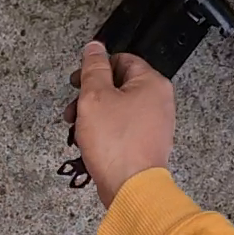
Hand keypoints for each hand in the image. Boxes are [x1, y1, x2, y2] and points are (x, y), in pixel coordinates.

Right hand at [66, 40, 174, 205]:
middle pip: (118, 85)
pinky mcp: (146, 144)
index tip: (78, 81)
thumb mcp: (94, 96)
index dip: (95, 68)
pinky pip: (122, 129)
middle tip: (74, 107)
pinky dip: (104, 132)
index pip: (121, 60)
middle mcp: (159, 101)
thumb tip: (94, 47)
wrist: (130, 187)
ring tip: (77, 129)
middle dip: (90, 96)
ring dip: (93, 115)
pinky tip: (90, 143)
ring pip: (118, 108)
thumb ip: (93, 68)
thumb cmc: (115, 143)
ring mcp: (154, 124)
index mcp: (152, 83)